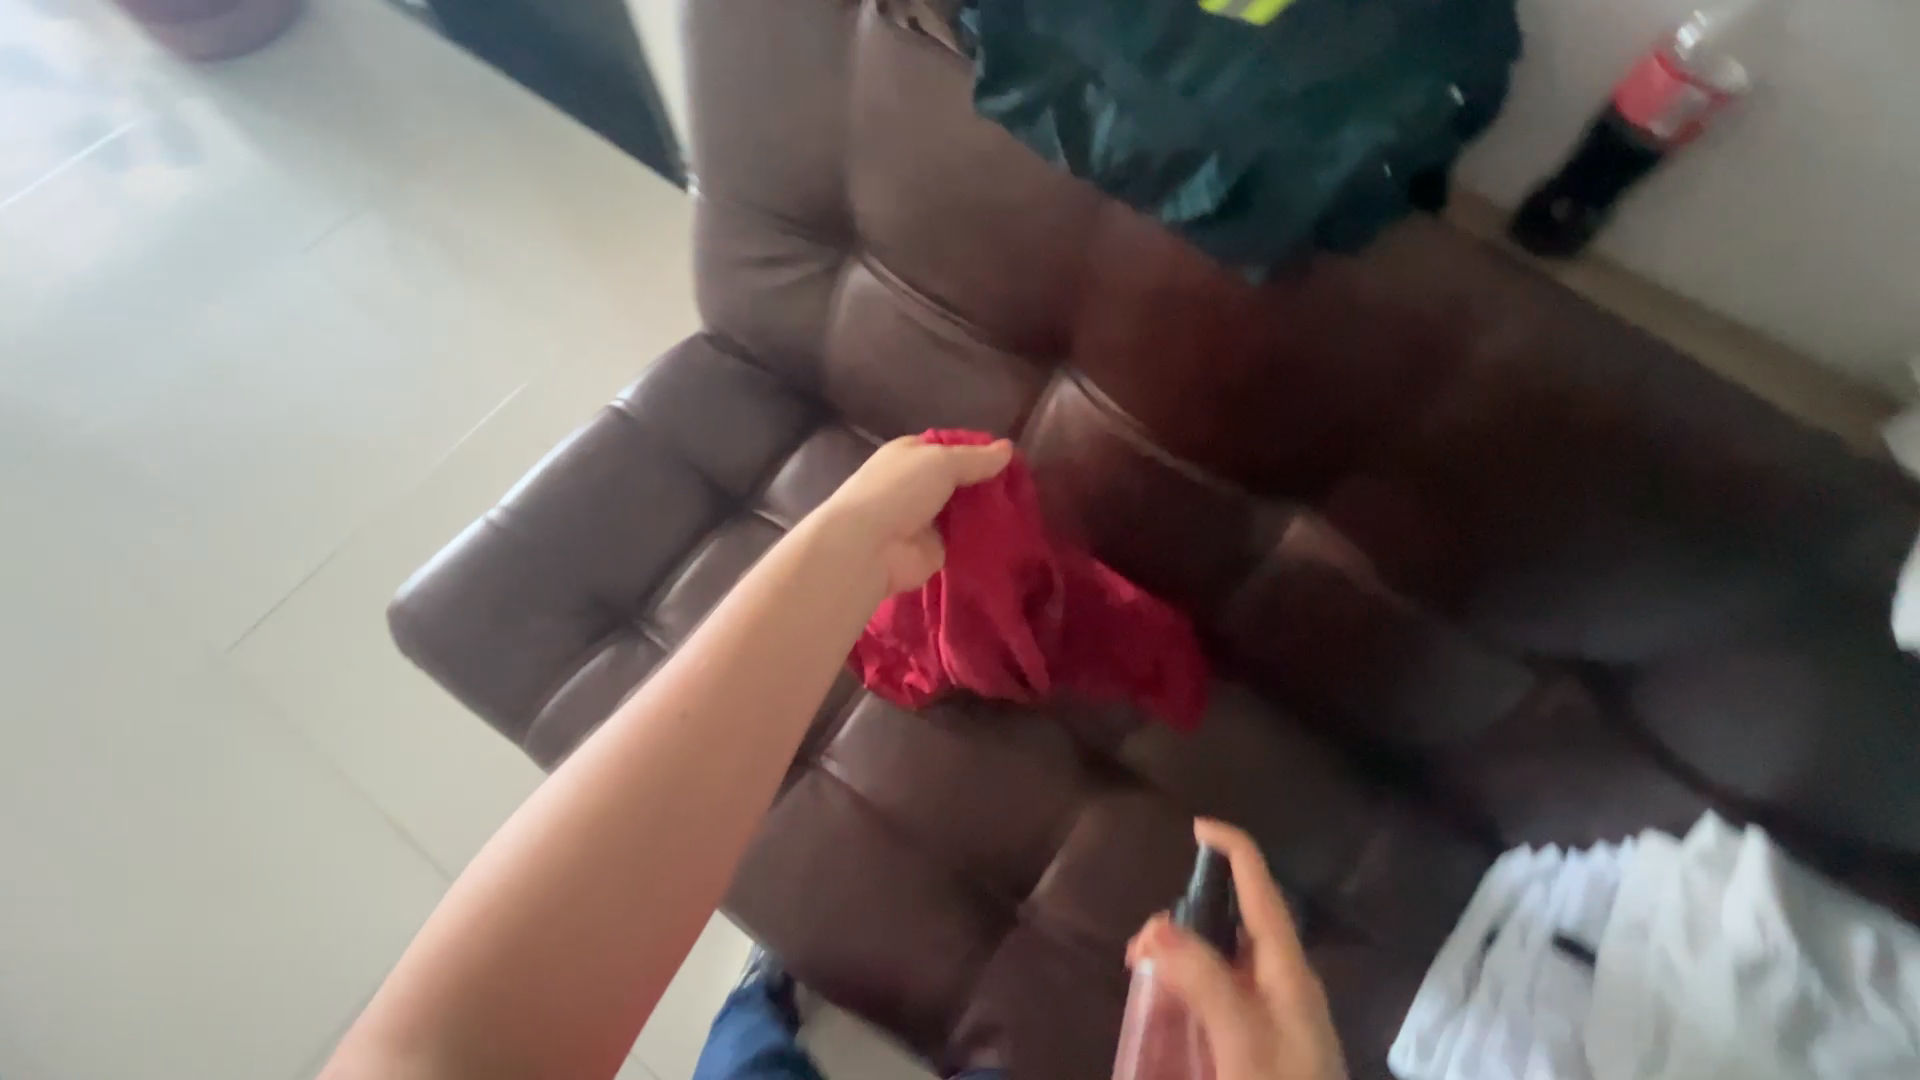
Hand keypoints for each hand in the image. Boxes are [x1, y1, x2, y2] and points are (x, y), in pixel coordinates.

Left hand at [816, 434, 1013, 596]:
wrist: (870, 546)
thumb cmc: (899, 491)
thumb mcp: (940, 462)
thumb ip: (975, 458)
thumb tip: (1009, 449)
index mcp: (913, 454)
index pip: (952, 447)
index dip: (980, 452)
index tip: (1012, 459)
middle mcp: (919, 483)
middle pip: (962, 480)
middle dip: (988, 483)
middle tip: (1024, 487)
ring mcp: (928, 518)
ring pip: (966, 510)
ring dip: (989, 511)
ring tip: (1025, 509)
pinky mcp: (937, 548)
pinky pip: (966, 539)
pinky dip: (984, 537)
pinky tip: (1012, 534)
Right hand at [1126, 819, 1348, 1079]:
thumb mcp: (1245, 1042)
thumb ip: (1205, 982)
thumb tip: (1157, 926)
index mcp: (1287, 968)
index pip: (1262, 888)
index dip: (1233, 849)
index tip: (1196, 827)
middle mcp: (1281, 979)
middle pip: (1234, 920)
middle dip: (1184, 915)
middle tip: (1139, 949)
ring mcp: (1273, 1009)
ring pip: (1221, 956)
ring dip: (1180, 952)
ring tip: (1142, 973)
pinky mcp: (1261, 1036)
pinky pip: (1220, 989)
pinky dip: (1188, 982)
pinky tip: (1167, 1003)